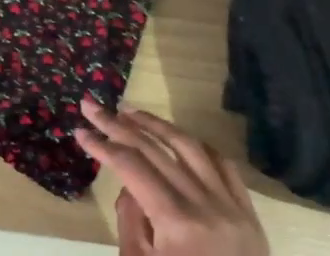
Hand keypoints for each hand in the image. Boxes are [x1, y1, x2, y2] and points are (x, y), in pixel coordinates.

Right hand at [75, 99, 269, 255]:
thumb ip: (129, 217)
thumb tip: (129, 184)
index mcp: (178, 223)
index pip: (131, 166)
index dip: (101, 144)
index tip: (79, 130)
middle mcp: (207, 206)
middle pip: (156, 150)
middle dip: (117, 124)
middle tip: (90, 106)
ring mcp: (234, 209)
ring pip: (191, 147)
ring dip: (156, 125)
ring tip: (129, 112)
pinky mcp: (250, 215)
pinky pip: (224, 166)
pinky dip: (196, 145)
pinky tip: (176, 137)